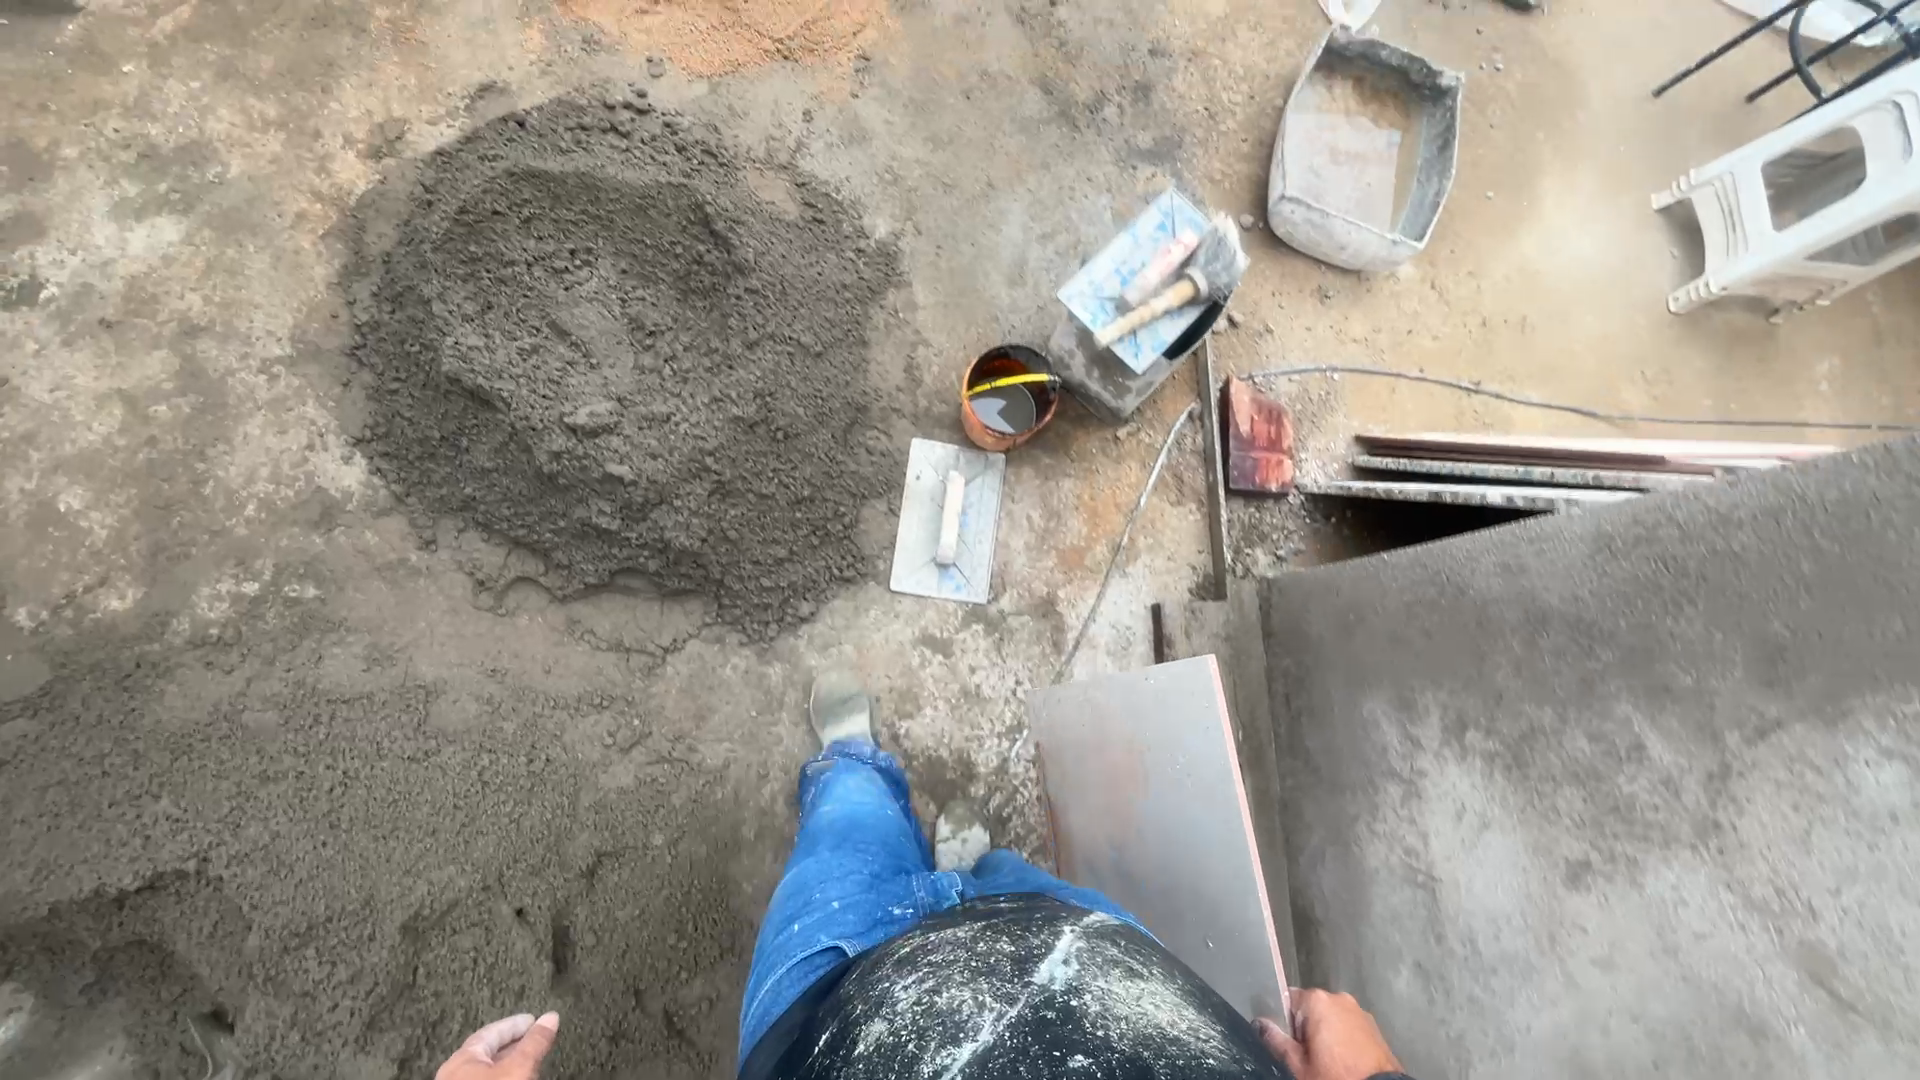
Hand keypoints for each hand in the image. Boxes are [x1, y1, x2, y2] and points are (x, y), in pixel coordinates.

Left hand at [435, 1013, 560, 1079]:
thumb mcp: (519, 1068)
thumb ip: (535, 1042)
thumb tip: (550, 1017)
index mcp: (462, 1059)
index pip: (492, 1032)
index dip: (515, 1024)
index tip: (534, 1020)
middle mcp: (453, 1076)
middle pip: (487, 1053)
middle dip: (512, 1045)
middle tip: (534, 1039)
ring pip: (485, 1073)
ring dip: (508, 1065)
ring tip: (530, 1064)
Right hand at [1254, 989, 1400, 1079]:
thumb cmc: (1335, 1077)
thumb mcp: (1298, 1066)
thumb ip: (1276, 1041)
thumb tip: (1260, 1023)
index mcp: (1316, 999)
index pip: (1288, 1000)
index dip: (1286, 1024)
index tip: (1293, 1046)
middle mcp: (1338, 997)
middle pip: (1311, 1009)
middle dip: (1308, 1029)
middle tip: (1310, 1057)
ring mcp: (1360, 1012)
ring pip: (1332, 1019)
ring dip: (1328, 1034)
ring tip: (1331, 1061)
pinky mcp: (1375, 1028)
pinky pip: (1350, 1028)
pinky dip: (1346, 1040)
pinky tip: (1347, 1061)